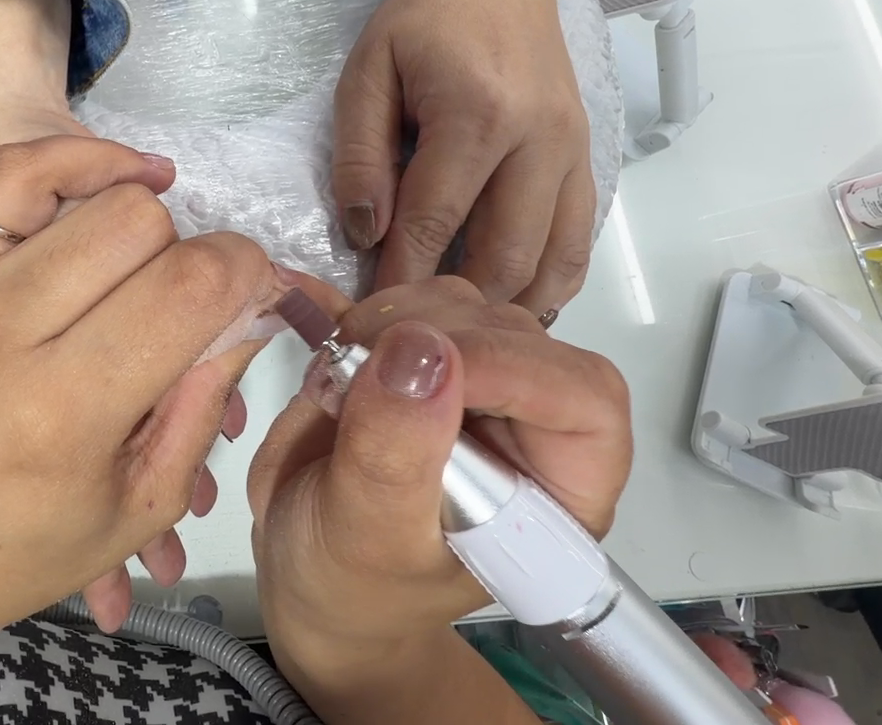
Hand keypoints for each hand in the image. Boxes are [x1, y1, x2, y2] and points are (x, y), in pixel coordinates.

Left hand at [0, 0, 239, 627]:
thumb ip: (200, 399)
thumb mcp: (133, 508)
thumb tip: (247, 304)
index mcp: (67, 404)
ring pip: (48, 173)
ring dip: (112, 175)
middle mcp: (1, 327)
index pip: (192, 284)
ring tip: (144, 193)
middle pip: (130, 219)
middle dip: (184, 245)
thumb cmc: (15, 551)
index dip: (249, 273)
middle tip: (182, 289)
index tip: (259, 290)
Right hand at [247, 276, 630, 713]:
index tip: (410, 369)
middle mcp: (521, 422)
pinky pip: (400, 301)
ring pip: (456, 302)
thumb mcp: (369, 534)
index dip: (507, 364)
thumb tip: (417, 349)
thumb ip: (395, 454)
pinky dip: (357, 316)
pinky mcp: (409, 355)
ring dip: (385, 321)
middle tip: (349, 375)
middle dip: (426, 336)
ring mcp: (464, 380)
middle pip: (513, 333)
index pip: (579, 395)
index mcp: (553, 486)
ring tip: (334, 380)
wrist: (302, 560)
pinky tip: (329, 361)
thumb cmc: (348, 579)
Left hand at [334, 0, 593, 314]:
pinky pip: (578, 238)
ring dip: (507, 306)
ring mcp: (575, 152)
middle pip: (503, 255)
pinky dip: (550, 280)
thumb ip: (360, 154)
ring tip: (463, 336)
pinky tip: (513, 304)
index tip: (375, 324)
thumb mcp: (366, 75)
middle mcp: (540, 142)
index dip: (401, 280)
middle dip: (458, 307)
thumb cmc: (418, 23)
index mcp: (477, 117)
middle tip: (417, 339)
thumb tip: (365, 232)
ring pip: (553, 259)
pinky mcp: (588, 157)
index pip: (432, 222)